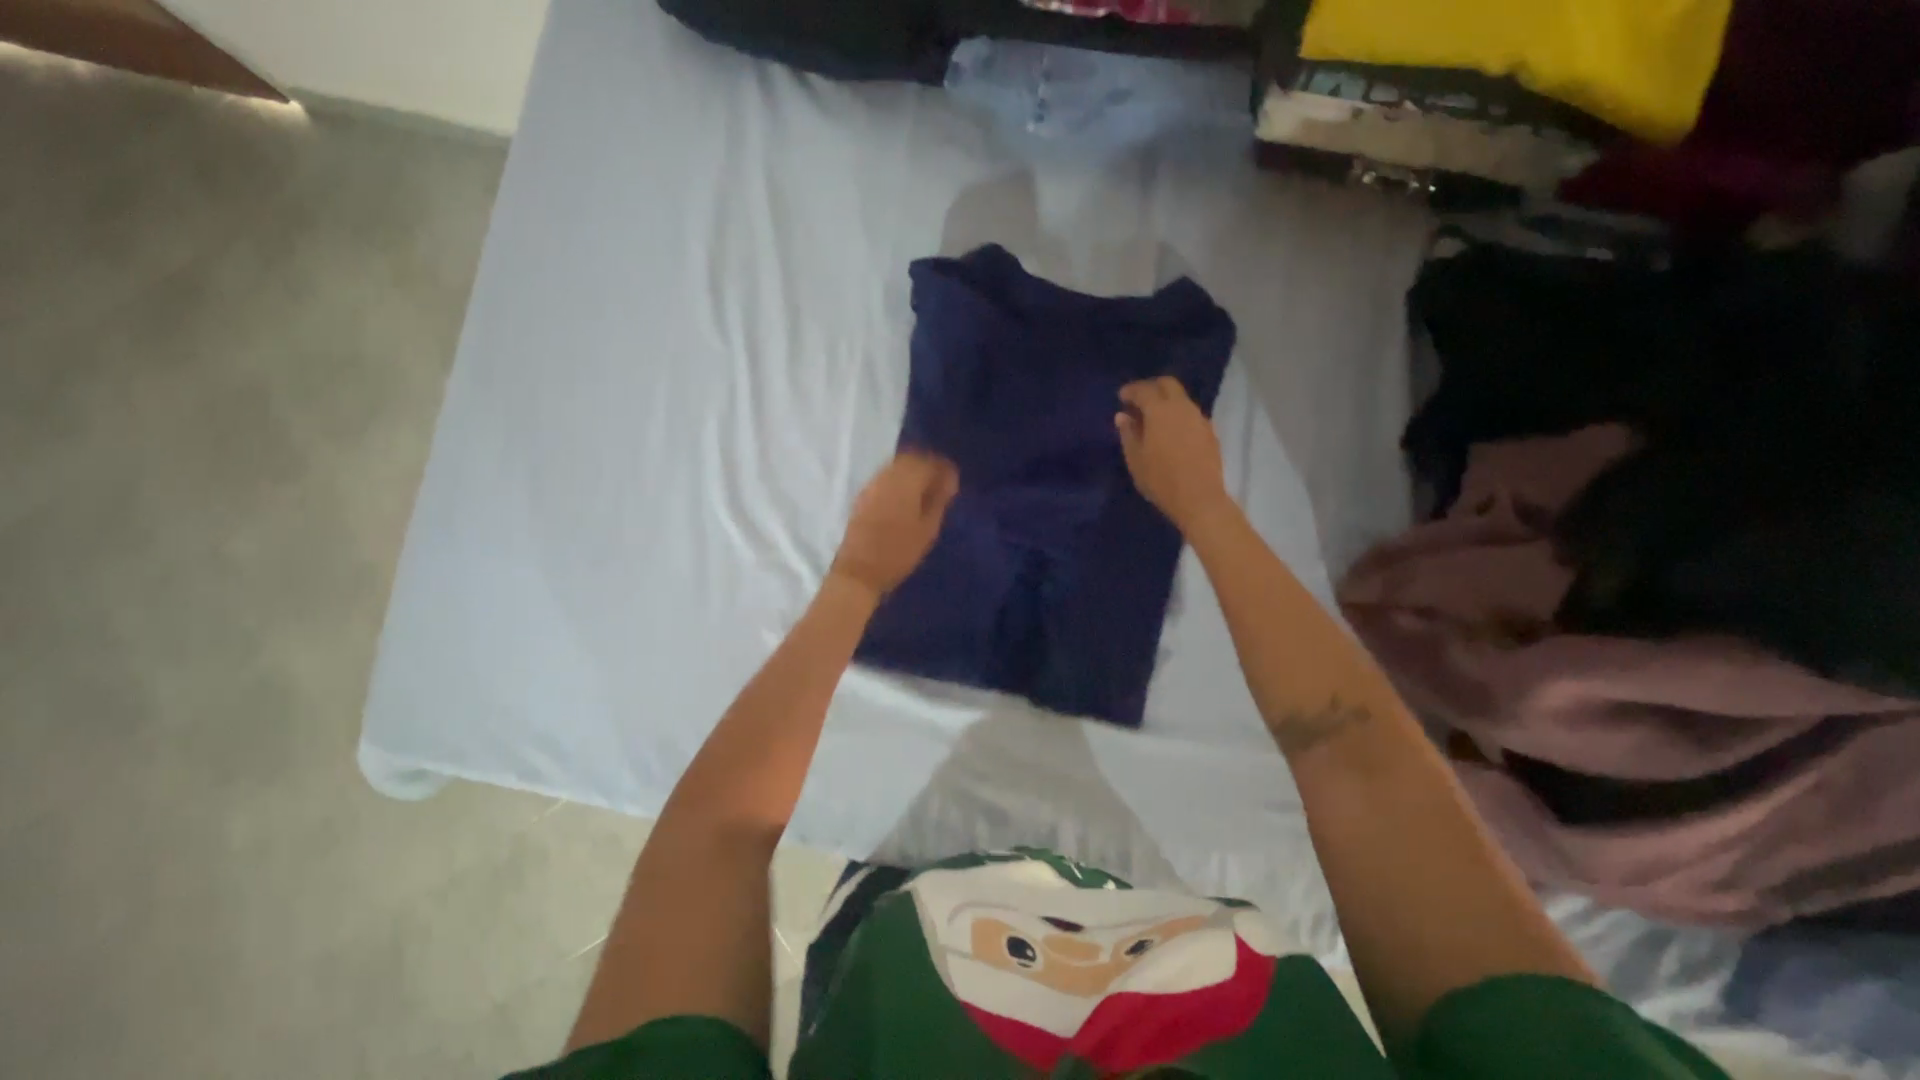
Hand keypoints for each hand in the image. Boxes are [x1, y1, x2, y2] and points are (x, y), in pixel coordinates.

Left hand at [830, 451, 958, 599]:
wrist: (859, 570)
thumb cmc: (899, 552)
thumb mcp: (927, 529)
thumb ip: (938, 500)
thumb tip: (948, 480)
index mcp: (905, 481)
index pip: (929, 461)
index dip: (944, 467)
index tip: (954, 480)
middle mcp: (887, 476)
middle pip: (910, 458)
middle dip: (928, 466)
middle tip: (941, 483)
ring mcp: (872, 484)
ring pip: (896, 466)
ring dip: (912, 473)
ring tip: (925, 492)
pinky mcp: (863, 496)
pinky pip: (886, 477)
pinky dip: (899, 481)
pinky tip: (906, 498)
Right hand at [1116, 376, 1228, 531]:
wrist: (1199, 498)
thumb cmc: (1161, 479)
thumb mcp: (1135, 458)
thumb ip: (1128, 433)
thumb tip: (1123, 416)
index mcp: (1160, 410)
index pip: (1144, 390)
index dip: (1131, 390)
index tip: (1122, 397)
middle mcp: (1182, 407)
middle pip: (1168, 384)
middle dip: (1152, 387)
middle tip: (1139, 400)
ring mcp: (1200, 419)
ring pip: (1181, 399)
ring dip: (1167, 402)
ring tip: (1154, 419)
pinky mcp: (1210, 432)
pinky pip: (1191, 415)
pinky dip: (1178, 416)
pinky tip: (1171, 432)